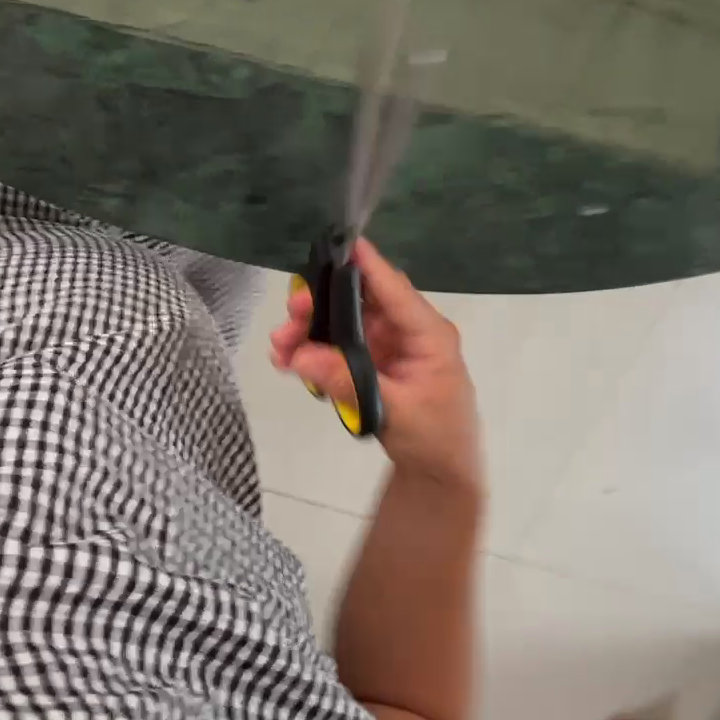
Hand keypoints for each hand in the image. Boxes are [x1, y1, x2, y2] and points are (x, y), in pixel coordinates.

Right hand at [270, 239, 482, 492]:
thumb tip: (300, 356)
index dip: (367, 265)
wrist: (440, 477)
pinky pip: (339, 348)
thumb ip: (347, 380)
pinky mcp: (372, 363)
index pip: (394, 289)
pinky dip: (314, 352)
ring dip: (311, 330)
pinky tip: (289, 361)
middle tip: (291, 315)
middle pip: (360, 302)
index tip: (340, 243)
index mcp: (428, 334)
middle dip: (322, 304)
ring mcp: (388, 347)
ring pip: (344, 324)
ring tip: (279, 346)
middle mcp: (406, 332)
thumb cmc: (434, 439)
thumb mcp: (393, 409)